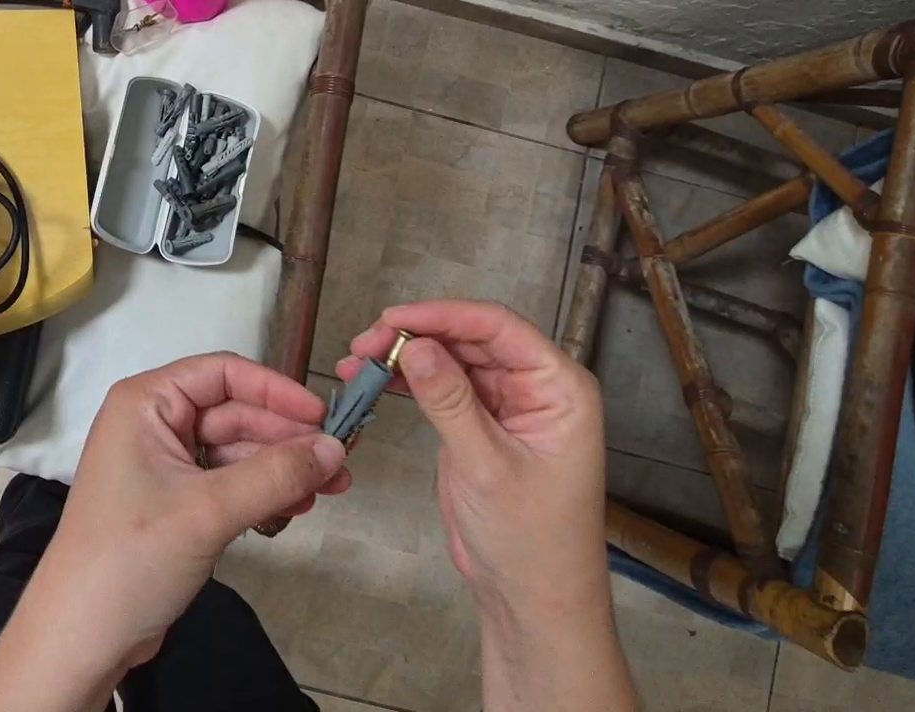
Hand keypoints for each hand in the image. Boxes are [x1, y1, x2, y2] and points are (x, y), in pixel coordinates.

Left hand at [0, 353, 348, 710]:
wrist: (83, 636)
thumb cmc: (133, 556)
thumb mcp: (208, 511)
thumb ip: (275, 475)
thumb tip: (336, 448)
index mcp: (147, 402)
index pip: (221, 374)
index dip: (275, 391)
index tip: (323, 415)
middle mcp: (155, 423)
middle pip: (234, 415)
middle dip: (286, 442)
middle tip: (341, 466)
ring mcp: (165, 464)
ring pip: (236, 452)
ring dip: (279, 471)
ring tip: (327, 495)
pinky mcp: (175, 501)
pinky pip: (228, 483)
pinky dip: (260, 495)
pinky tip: (290, 514)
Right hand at [340, 300, 607, 621]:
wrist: (528, 598)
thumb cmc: (530, 538)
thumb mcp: (487, 466)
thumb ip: (449, 401)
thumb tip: (414, 346)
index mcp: (557, 387)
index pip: (498, 328)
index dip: (444, 315)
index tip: (392, 318)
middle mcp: (532, 386)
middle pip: (468, 338)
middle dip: (414, 335)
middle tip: (363, 344)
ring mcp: (502, 403)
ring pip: (447, 358)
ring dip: (402, 355)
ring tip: (357, 360)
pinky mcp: (476, 421)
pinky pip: (438, 385)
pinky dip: (405, 380)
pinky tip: (373, 380)